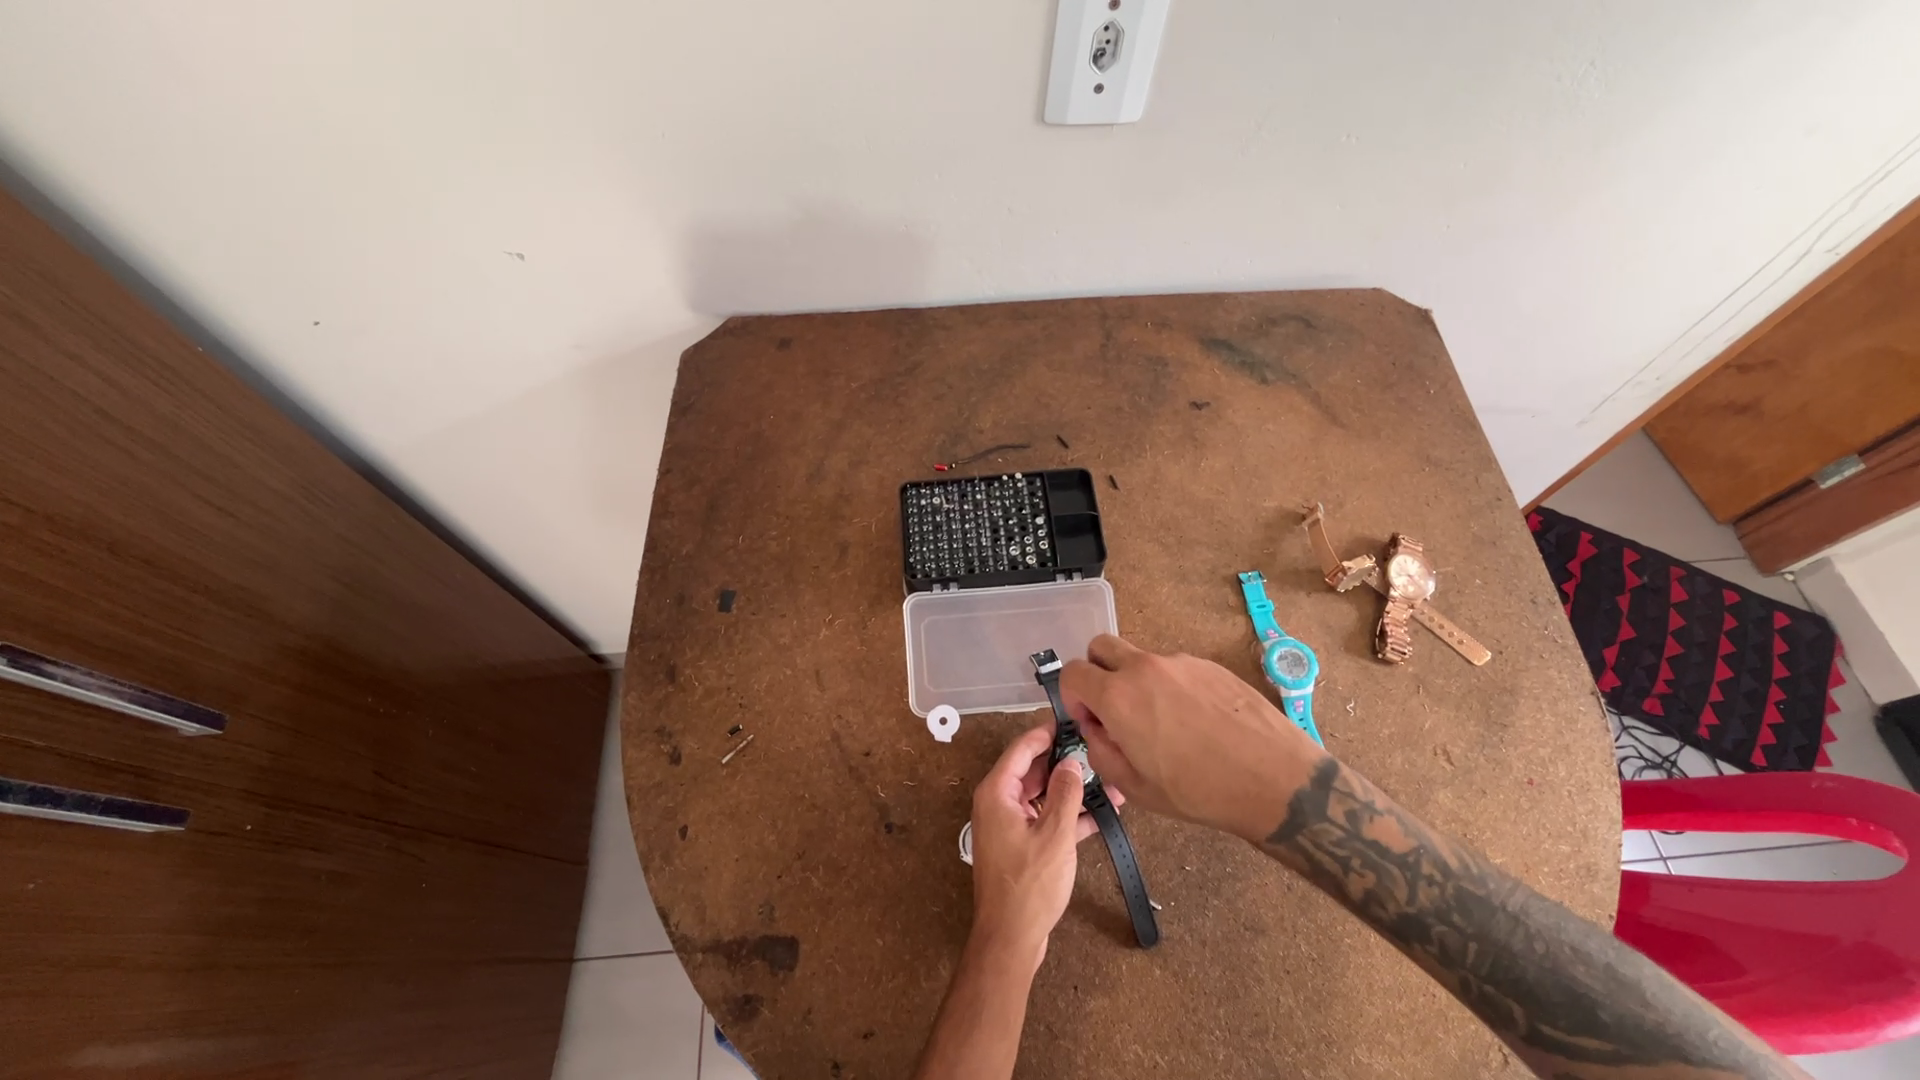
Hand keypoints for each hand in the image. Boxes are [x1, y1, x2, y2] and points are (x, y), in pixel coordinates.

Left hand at [968, 725, 1115, 970]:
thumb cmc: (1030, 884)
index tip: (1073, 718)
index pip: (1022, 748)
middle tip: (1098, 748)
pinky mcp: (1023, 846)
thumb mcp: (1054, 833)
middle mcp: (999, 803)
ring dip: (1073, 790)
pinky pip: (1047, 819)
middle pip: (1034, 770)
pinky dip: (1071, 815)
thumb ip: (1065, 792)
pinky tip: (1104, 812)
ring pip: (1044, 795)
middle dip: (1066, 761)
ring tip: (1111, 780)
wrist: (1011, 938)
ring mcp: (1010, 825)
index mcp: (997, 792)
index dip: (1047, 731)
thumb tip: (1071, 762)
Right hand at [1060, 634, 1327, 841]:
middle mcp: (1144, 668)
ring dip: (1137, 682)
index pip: (1073, 672)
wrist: (1274, 779)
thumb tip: (1096, 728)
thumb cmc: (1200, 791)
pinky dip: (1172, 687)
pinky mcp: (1210, 665)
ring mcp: (1180, 662)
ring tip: (1166, 725)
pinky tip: (1197, 723)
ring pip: (1140, 659)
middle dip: (1097, 673)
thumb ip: (1100, 751)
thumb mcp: (1135, 787)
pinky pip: (1175, 668)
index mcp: (1118, 696)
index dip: (1073, 697)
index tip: (1090, 720)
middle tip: (1115, 710)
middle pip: (1101, 647)